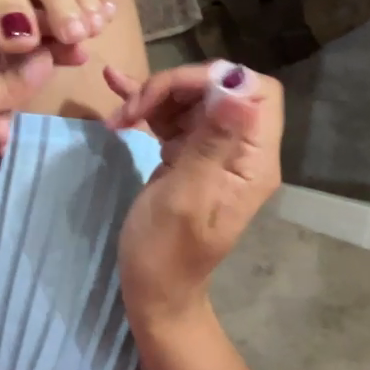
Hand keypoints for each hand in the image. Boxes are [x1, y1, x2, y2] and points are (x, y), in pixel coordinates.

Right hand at [104, 61, 284, 323]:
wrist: (153, 289)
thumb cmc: (166, 251)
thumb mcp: (186, 196)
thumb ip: (211, 143)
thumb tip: (238, 92)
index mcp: (252, 161)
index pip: (255, 93)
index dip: (215, 80)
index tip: (168, 93)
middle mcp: (240, 150)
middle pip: (218, 90)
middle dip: (172, 88)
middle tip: (130, 111)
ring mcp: (213, 151)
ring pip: (190, 98)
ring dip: (152, 97)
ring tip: (118, 118)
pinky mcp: (187, 154)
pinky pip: (171, 116)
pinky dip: (144, 103)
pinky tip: (114, 87)